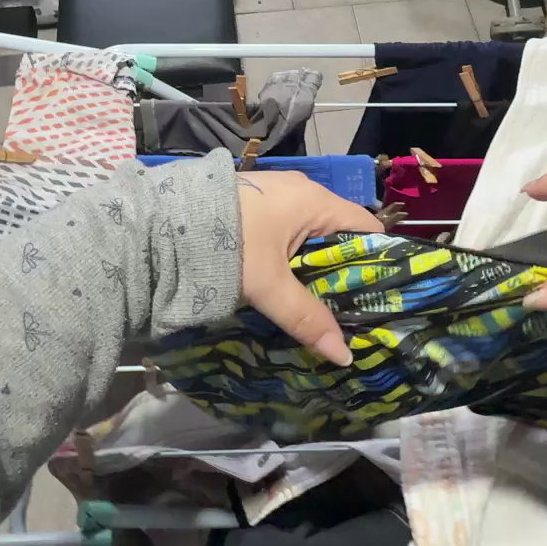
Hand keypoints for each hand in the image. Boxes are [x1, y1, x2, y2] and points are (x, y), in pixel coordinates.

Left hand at [235, 171, 382, 366]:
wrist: (166, 219)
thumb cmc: (228, 243)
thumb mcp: (269, 285)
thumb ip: (306, 318)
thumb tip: (345, 355)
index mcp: (316, 201)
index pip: (368, 227)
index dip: (378, 260)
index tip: (380, 296)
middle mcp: (304, 189)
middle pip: (342, 231)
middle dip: (347, 268)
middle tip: (350, 308)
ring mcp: (280, 192)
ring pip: (315, 232)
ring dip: (318, 262)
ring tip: (321, 300)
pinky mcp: (259, 201)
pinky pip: (292, 227)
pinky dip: (296, 252)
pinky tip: (289, 279)